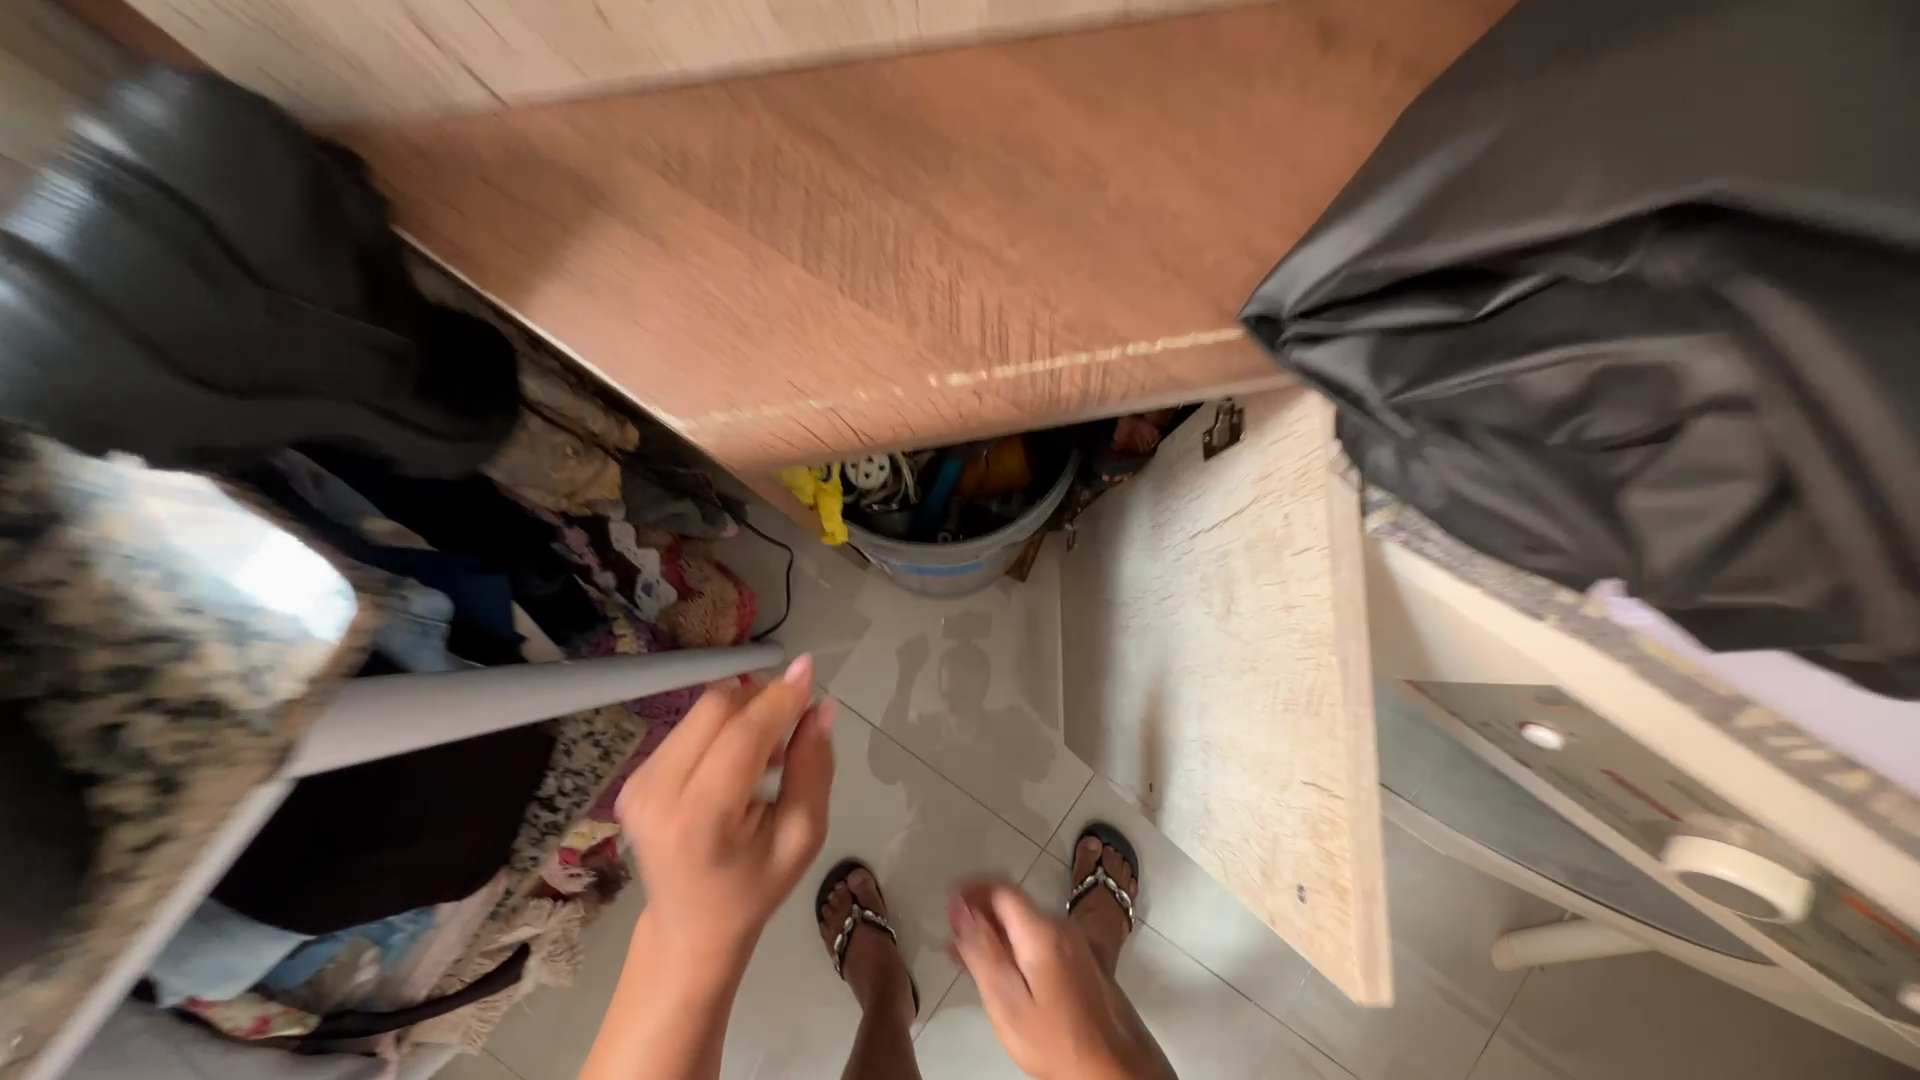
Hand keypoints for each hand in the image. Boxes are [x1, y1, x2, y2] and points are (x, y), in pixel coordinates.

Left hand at [616, 655, 834, 961]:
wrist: (690, 927)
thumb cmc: (755, 887)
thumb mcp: (803, 836)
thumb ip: (813, 768)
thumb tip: (822, 707)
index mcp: (701, 821)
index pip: (742, 736)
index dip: (779, 698)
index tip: (809, 670)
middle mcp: (657, 795)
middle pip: (715, 708)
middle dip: (761, 699)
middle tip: (795, 720)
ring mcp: (638, 784)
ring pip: (701, 711)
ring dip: (744, 713)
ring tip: (771, 751)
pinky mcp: (634, 777)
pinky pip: (689, 727)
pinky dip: (723, 728)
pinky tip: (743, 759)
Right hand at [948, 883, 1168, 1079]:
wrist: (1108, 1067)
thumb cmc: (1051, 1037)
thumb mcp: (1005, 999)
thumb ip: (981, 949)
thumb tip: (959, 907)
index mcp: (1041, 931)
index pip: (1001, 890)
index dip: (972, 892)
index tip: (948, 908)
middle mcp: (1060, 927)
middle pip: (1013, 906)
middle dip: (980, 916)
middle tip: (952, 940)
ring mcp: (1072, 943)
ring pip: (1024, 924)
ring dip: (994, 933)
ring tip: (966, 958)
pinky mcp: (1078, 960)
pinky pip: (1037, 940)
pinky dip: (1014, 947)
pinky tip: (998, 969)